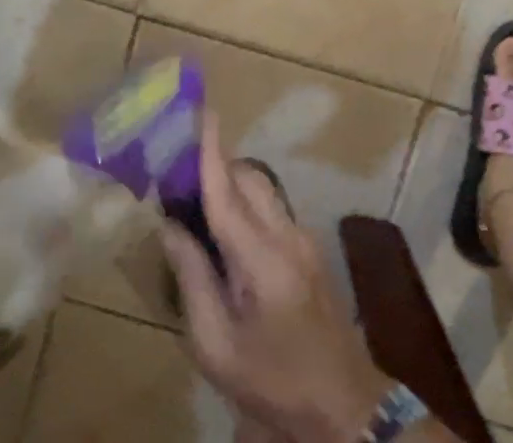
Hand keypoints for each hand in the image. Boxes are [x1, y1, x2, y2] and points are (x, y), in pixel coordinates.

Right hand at [162, 117, 391, 441]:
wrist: (342, 406)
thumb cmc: (271, 379)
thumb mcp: (215, 342)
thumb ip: (191, 277)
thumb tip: (170, 226)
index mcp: (261, 257)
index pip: (227, 189)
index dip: (209, 148)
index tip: (198, 108)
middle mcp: (287, 236)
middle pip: (248, 178)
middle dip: (214, 163)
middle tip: (173, 172)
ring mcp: (304, 241)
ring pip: (263, 191)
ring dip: (230, 184)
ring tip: (191, 201)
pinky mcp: (310, 252)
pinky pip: (271, 211)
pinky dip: (244, 204)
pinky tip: (222, 233)